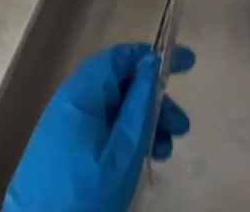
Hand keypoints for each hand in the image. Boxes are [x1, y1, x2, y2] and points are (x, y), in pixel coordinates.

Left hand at [2, 43, 194, 211]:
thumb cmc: (86, 193)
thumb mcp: (124, 149)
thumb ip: (140, 102)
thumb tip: (152, 62)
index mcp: (82, 93)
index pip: (122, 56)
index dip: (154, 57)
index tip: (187, 64)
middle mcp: (71, 101)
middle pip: (121, 85)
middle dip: (155, 100)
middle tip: (181, 127)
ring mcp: (65, 125)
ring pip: (113, 109)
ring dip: (143, 122)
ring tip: (165, 151)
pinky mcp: (63, 147)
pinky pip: (102, 128)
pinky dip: (125, 136)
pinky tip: (143, 158)